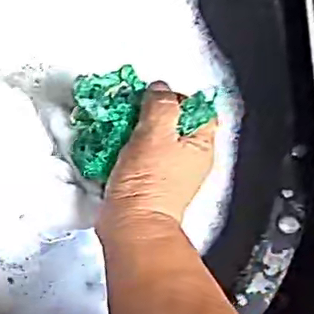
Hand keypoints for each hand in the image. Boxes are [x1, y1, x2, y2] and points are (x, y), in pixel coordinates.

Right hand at [99, 82, 215, 238]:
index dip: (175, 97)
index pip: (198, 109)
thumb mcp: (155, 134)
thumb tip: (159, 90)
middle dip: (149, 114)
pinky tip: (111, 151)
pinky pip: (137, 158)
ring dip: (133, 133)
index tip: (151, 97)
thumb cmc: (147, 185)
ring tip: (116, 131)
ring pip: (153, 141)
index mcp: (201, 145)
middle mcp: (188, 159)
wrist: (129, 224)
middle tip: (129, 113)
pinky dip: (124, 151)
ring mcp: (167, 173)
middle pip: (173, 124)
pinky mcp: (145, 184)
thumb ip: (160, 106)